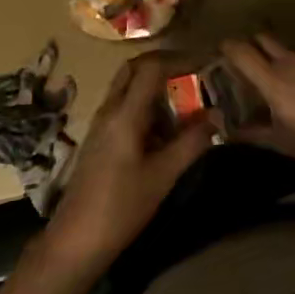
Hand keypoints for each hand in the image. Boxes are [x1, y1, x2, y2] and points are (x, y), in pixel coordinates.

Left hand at [43, 52, 216, 267]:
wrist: (78, 235)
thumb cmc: (122, 206)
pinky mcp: (100, 137)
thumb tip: (216, 115)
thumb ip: (190, 143)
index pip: (150, 68)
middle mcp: (109, 109)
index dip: (179, 59)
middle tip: (197, 72)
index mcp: (123, 113)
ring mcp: (101, 122)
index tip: (207, 61)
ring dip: (155, 84)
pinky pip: (124, 106)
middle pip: (133, 69)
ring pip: (127, 87)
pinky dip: (147, 104)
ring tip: (189, 96)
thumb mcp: (163, 176)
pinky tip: (168, 124)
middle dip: (164, 64)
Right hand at [221, 34, 294, 174]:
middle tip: (246, 64)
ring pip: (286, 47)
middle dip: (250, 45)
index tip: (219, 56)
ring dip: (275, 56)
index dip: (225, 48)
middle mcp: (291, 61)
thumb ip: (244, 131)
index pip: (239, 49)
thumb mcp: (278, 143)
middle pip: (261, 37)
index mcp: (273, 79)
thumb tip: (217, 123)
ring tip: (278, 79)